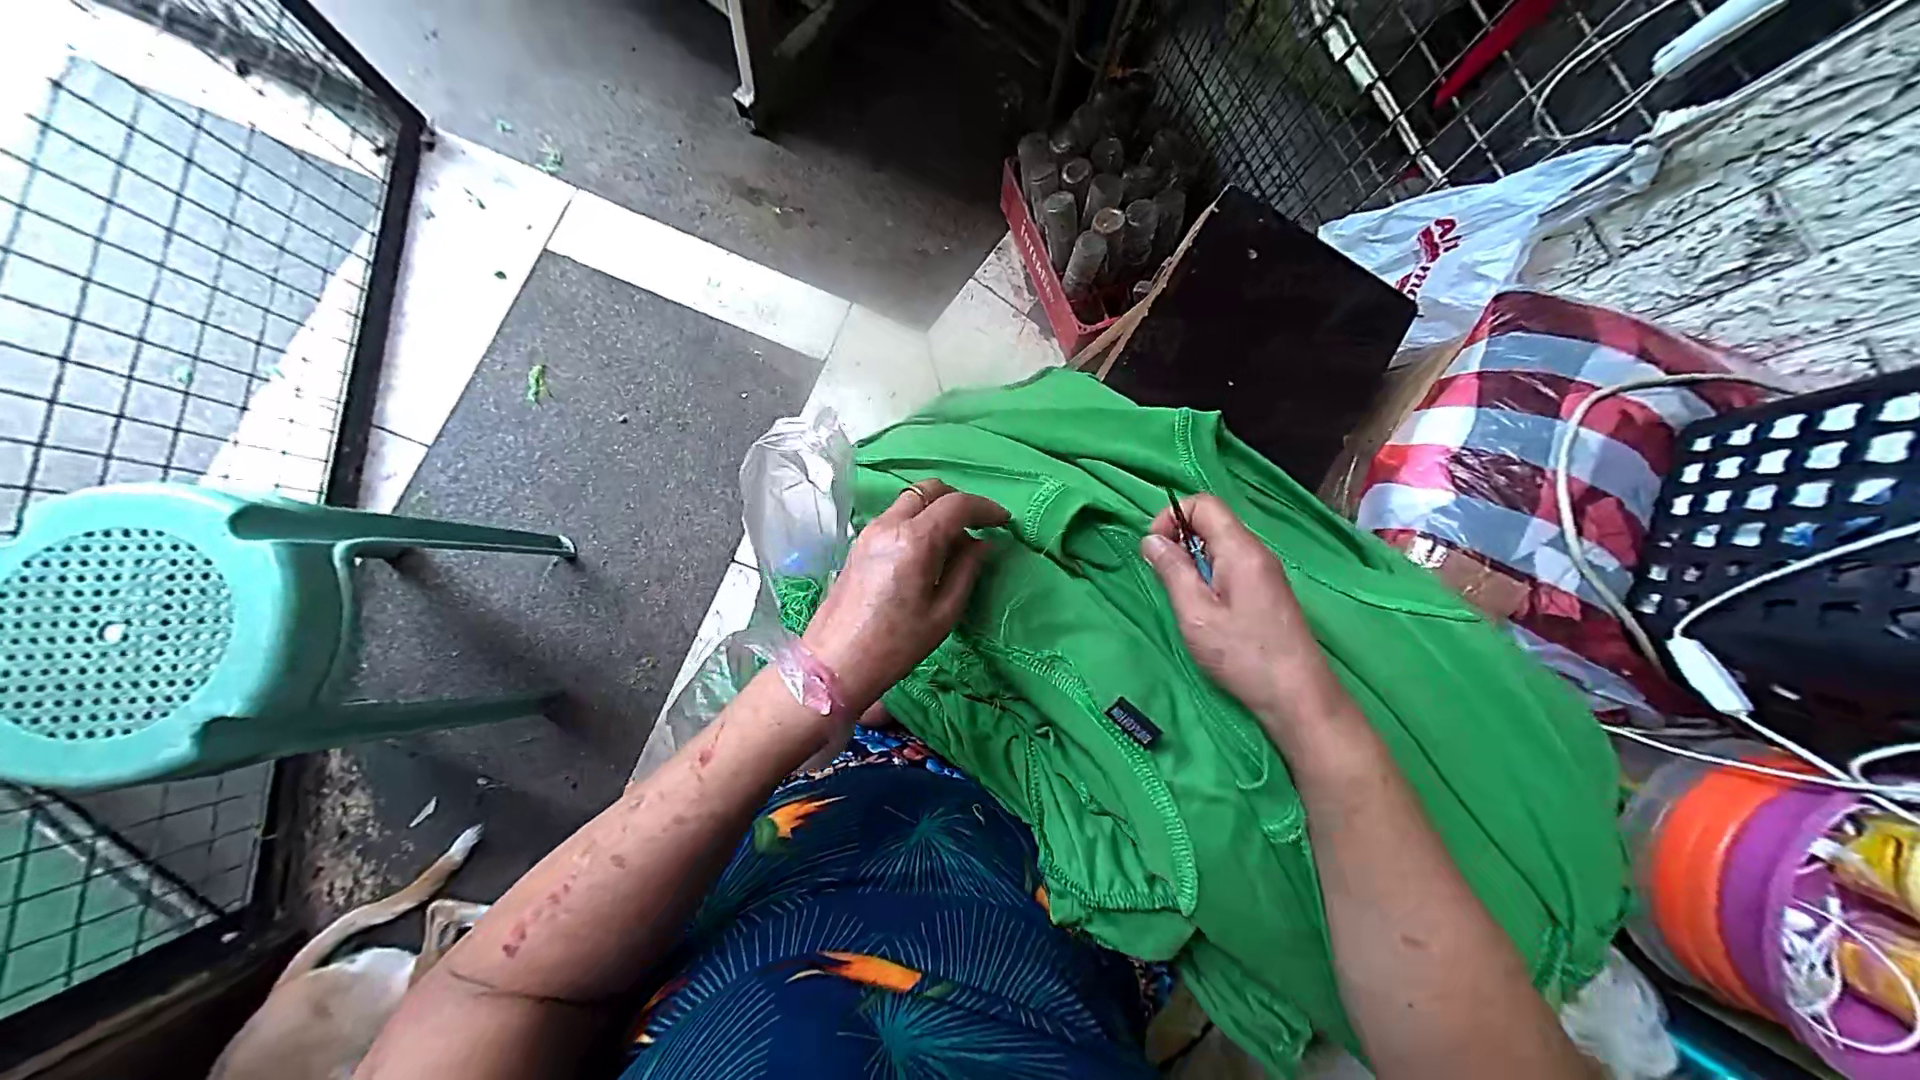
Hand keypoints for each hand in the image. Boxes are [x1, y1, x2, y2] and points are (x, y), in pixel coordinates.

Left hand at [801, 479, 1009, 713]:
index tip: (1003, 521)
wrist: (837, 663)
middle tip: (978, 525)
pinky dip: (918, 520)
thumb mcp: (944, 612)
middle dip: (959, 500)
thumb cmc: (896, 645)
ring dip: (936, 509)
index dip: (985, 508)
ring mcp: (870, 531)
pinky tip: (928, 551)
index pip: (957, 504)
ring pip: (910, 500)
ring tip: (955, 543)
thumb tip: (983, 544)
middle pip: (930, 489)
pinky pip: (895, 516)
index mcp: (914, 541)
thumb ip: (967, 570)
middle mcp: (889, 525)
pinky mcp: (859, 543)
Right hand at [1140, 495, 1349, 737]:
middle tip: (1163, 573)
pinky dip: (1208, 571)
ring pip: (1220, 543)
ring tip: (1181, 592)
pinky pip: (1231, 563)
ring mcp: (1265, 571)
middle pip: (1212, 520)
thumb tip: (1151, 540)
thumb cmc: (1243, 655)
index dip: (1172, 515)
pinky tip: (1203, 604)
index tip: (1155, 547)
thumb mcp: (1196, 613)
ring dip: (1192, 557)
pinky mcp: (1267, 590)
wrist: (1297, 695)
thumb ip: (1172, 571)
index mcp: (1241, 551)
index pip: (1204, 503)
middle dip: (1180, 536)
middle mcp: (1257, 552)